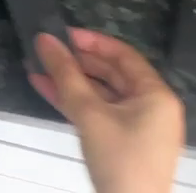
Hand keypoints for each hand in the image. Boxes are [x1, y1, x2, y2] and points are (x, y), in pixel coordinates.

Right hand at [30, 30, 183, 192]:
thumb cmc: (120, 161)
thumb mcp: (90, 114)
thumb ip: (66, 74)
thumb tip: (44, 38)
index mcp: (156, 95)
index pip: (123, 55)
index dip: (93, 41)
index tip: (64, 34)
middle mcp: (152, 108)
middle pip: (112, 74)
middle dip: (77, 62)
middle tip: (48, 51)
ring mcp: (139, 129)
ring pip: (102, 95)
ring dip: (71, 82)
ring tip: (38, 68)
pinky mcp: (125, 146)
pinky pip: (100, 114)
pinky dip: (76, 103)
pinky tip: (46, 90)